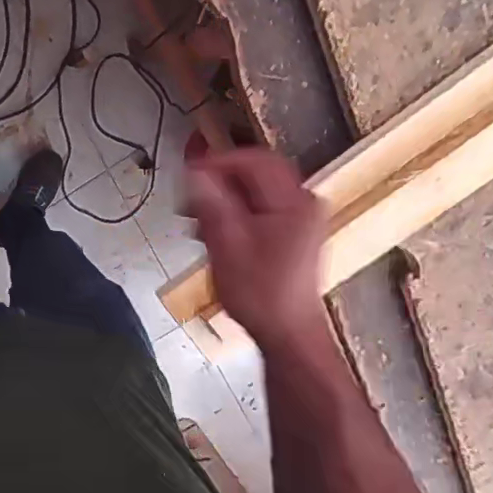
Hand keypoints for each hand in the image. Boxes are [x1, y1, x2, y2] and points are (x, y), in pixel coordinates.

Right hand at [185, 149, 327, 351]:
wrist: (287, 332)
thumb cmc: (261, 295)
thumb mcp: (227, 244)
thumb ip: (211, 203)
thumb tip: (195, 171)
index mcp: (293, 202)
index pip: (254, 160)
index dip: (218, 160)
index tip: (189, 172)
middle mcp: (303, 204)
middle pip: (256, 173)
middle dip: (219, 180)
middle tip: (190, 196)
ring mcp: (301, 219)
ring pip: (256, 191)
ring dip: (225, 198)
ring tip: (199, 219)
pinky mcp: (294, 234)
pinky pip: (261, 208)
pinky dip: (236, 213)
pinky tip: (217, 232)